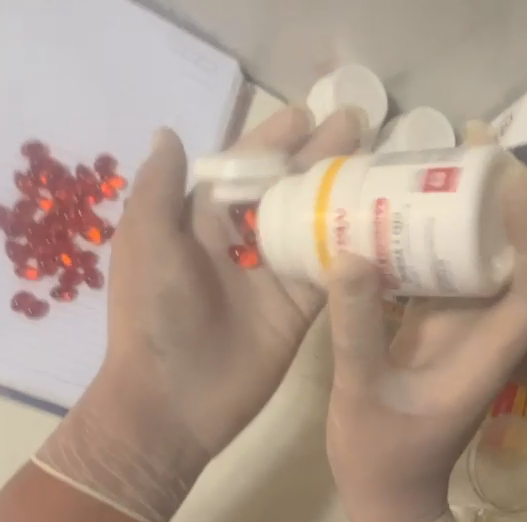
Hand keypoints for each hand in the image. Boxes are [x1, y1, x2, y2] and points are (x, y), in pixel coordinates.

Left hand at [36, 106, 364, 521]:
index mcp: (198, 224)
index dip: (272, 142)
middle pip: (284, 193)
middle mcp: (238, 246)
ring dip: (341, 198)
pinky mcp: (295, 315)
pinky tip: (381, 224)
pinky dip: (350, 254)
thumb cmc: (152, 318)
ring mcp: (270, 281)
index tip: (307, 113)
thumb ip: (160, 189)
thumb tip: (171, 134)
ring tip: (380, 165)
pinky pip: (326, 277)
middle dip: (317, 160)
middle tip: (359, 127)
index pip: (241, 171)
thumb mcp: (144, 242)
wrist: (171, 403)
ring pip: (311, 228)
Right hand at [323, 161, 526, 521]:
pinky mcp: (433, 337)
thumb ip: (356, 331)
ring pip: (478, 265)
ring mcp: (459, 337)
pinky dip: (430, 243)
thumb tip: (352, 254)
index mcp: (484, 358)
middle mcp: (482, 339)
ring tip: (437, 160)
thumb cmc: (383, 460)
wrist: (387, 499)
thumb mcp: (363, 396)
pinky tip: (401, 209)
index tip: (507, 182)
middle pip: (512, 264)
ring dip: (467, 215)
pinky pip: (442, 279)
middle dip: (503, 204)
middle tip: (471, 143)